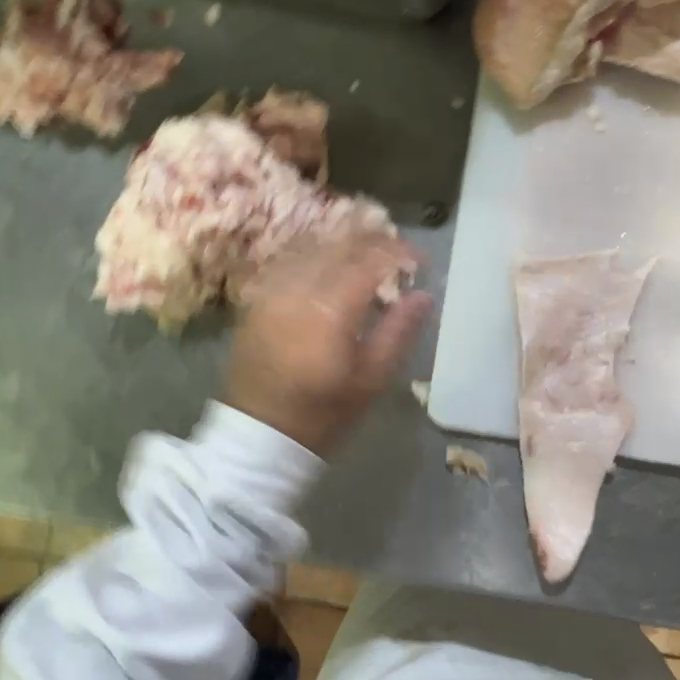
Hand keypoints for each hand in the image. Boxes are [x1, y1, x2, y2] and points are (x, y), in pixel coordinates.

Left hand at [223, 237, 431, 455]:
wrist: (258, 436)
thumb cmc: (323, 414)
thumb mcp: (371, 379)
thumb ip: (399, 332)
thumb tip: (424, 295)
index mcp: (331, 308)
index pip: (370, 260)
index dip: (398, 252)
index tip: (419, 260)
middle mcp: (298, 288)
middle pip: (339, 246)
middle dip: (371, 243)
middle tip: (396, 254)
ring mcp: (272, 292)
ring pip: (312, 250)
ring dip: (342, 247)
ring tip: (365, 259)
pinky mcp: (256, 301)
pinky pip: (289, 265)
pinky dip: (314, 260)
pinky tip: (328, 272)